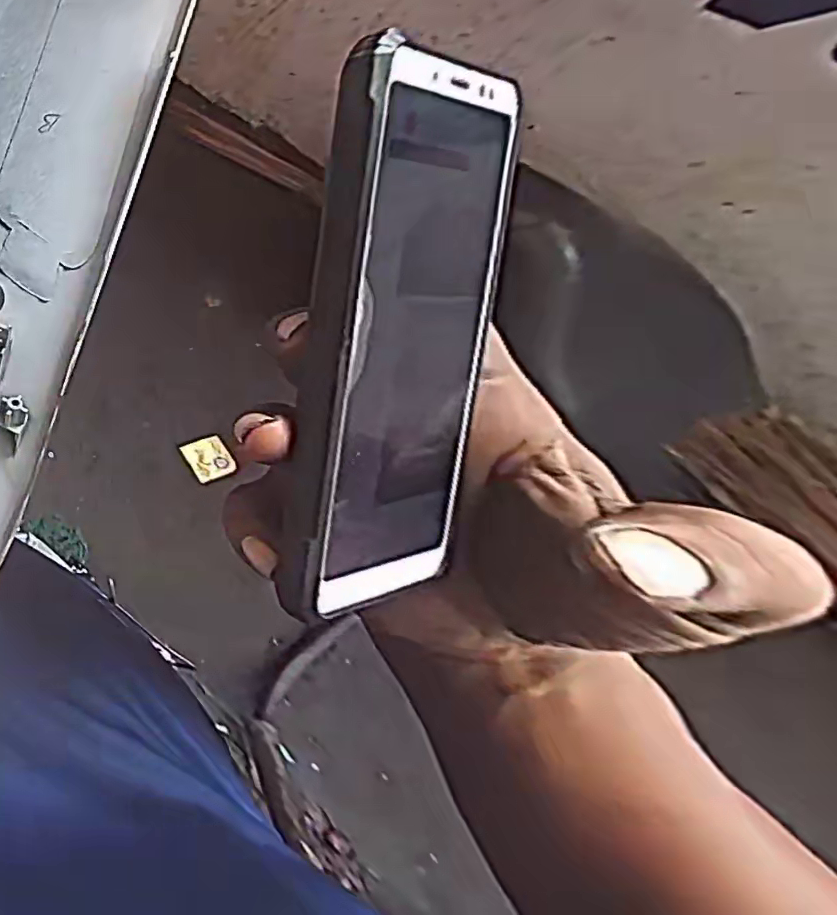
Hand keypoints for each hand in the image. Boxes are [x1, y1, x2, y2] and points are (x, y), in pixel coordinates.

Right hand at [223, 312, 829, 668]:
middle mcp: (400, 424)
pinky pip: (256, 499)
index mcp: (486, 407)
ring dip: (261, 434)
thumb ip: (709, 562)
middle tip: (300, 363)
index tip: (352, 318)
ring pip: (280, 426)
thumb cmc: (585, 596)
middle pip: (333, 361)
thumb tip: (641, 554)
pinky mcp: (304, 511)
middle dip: (299, 354)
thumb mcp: (692, 585)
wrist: (506, 648)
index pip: (436, 331)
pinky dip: (250, 516)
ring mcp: (342, 467)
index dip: (386, 312)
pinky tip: (274, 540)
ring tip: (270, 453)